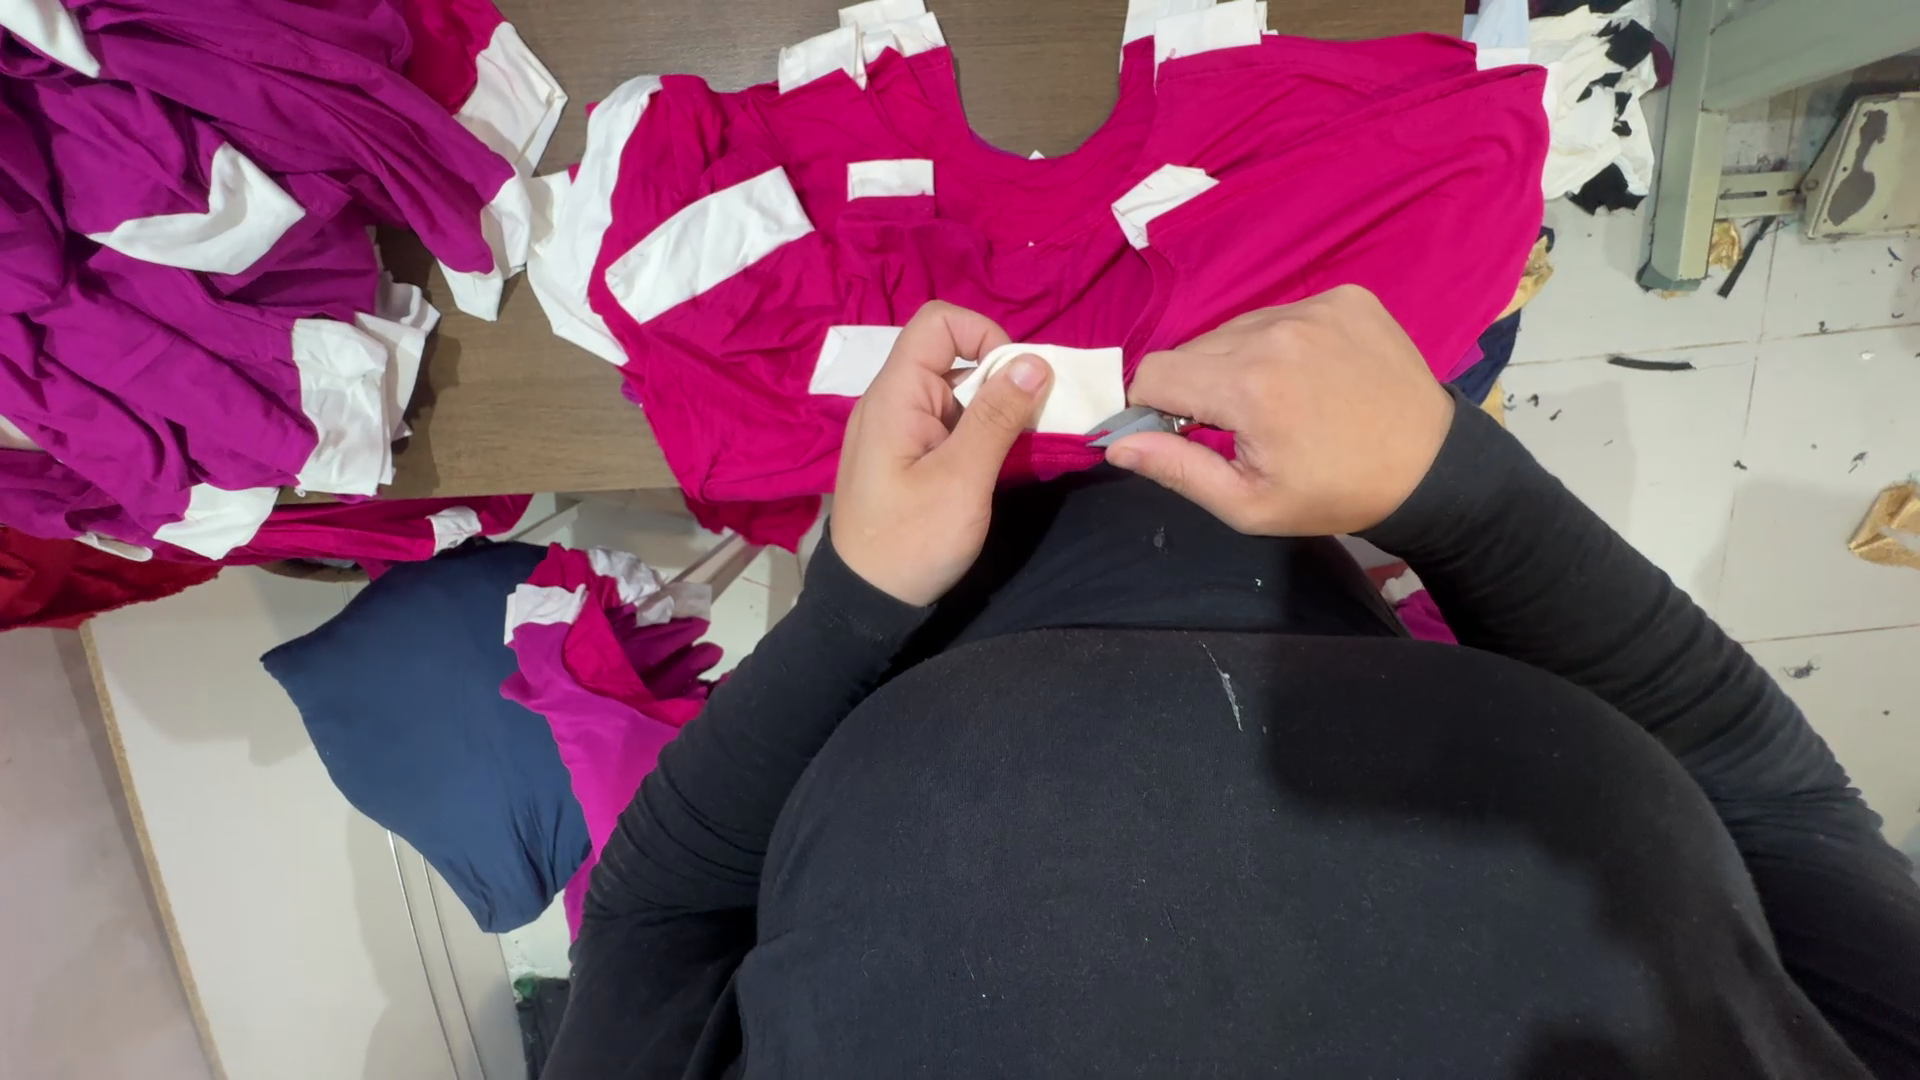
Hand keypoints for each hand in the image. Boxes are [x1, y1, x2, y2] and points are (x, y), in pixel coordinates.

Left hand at [832, 301, 1051, 604]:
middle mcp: (892, 401)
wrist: (868, 601)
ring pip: (955, 391)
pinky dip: (978, 432)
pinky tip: (994, 464)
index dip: (985, 335)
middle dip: (999, 378)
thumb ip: (996, 417)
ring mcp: (897, 428)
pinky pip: (948, 422)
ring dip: (993, 409)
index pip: (938, 322)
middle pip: (951, 355)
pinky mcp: (906, 453)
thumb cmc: (911, 543)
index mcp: (895, 396)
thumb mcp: (961, 481)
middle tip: (1029, 424)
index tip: (1017, 381)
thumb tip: (1035, 360)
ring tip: (1016, 449)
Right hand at [1105, 285, 1453, 535]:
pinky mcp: (1343, 297)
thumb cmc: (1332, 495)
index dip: (1147, 405)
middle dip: (1191, 388)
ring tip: (1270, 400)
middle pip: (1189, 350)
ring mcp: (1313, 308)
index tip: (1172, 431)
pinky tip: (1303, 375)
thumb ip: (1176, 469)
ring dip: (1230, 364)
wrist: (1432, 470)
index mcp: (1247, 387)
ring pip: (1230, 330)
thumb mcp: (1246, 504)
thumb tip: (1116, 443)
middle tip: (1228, 425)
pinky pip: (1275, 315)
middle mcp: (1274, 332)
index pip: (1153, 373)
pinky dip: (1271, 344)